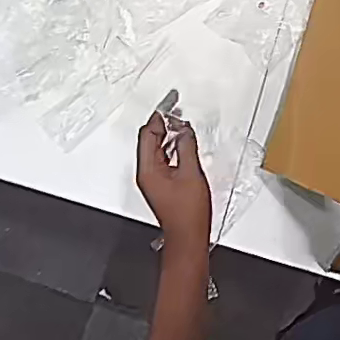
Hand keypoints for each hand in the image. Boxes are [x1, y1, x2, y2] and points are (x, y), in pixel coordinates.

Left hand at [137, 112, 210, 255]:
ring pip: (157, 148)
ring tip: (182, 123)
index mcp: (148, 169)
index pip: (148, 134)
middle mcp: (148, 173)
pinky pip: (165, 157)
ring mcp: (155, 178)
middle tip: (176, 109)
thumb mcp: (191, 173)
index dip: (159, 116)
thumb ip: (187, 147)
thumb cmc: (187, 212)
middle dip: (163, 123)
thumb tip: (185, 130)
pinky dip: (174, 146)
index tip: (169, 103)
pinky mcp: (163, 183)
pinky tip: (184, 142)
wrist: (188, 236)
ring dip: (169, 134)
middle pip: (150, 139)